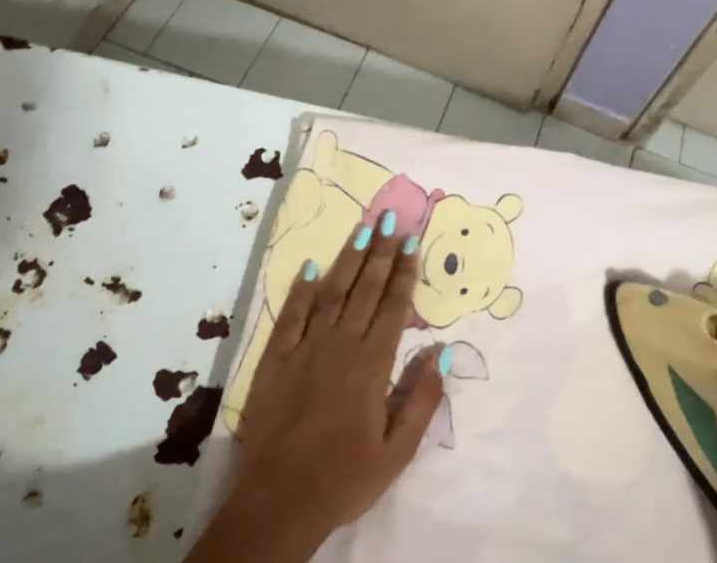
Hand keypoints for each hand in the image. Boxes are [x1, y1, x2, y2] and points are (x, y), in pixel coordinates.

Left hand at [187, 212, 445, 562]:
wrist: (280, 500)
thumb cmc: (346, 478)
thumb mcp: (398, 451)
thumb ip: (422, 399)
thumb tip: (441, 351)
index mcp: (372, 365)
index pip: (394, 307)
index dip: (404, 272)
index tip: (412, 240)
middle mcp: (340, 345)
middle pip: (365, 289)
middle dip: (381, 251)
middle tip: (391, 217)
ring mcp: (305, 349)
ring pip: (331, 293)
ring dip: (348, 259)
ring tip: (362, 228)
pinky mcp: (275, 360)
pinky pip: (290, 315)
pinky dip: (301, 289)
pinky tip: (311, 266)